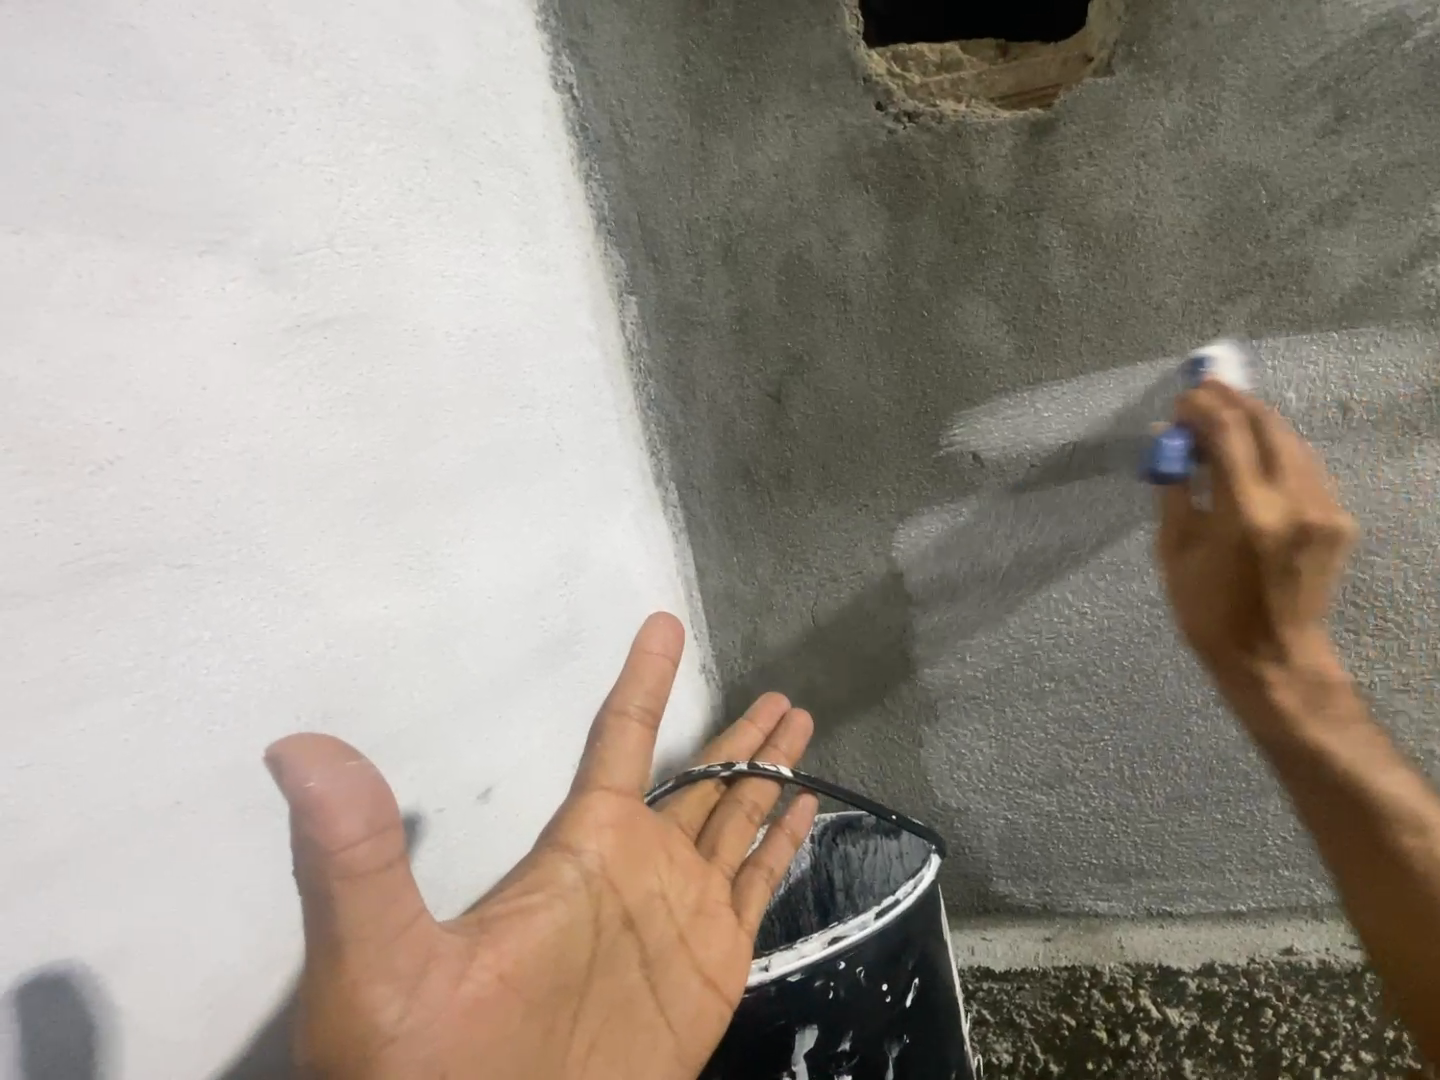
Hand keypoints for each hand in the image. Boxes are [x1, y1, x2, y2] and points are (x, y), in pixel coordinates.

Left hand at [264, 613, 817, 1079]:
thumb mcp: (376, 963)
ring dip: (771, 772)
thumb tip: (293, 746)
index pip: (623, 736)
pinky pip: (761, 880)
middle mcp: (643, 862)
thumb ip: (351, 856)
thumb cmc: (434, 1066)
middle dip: (741, 735)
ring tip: (799, 729)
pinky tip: (806, 808)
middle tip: (778, 697)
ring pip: (740, 817)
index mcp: (584, 844)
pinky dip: (785, 841)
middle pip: (704, 776)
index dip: (645, 680)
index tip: (663, 625)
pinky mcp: (717, 956)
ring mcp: (685, 908)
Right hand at [1155, 382, 1358, 692]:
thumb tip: (1170, 439)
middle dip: (1234, 400)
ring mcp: (1323, 508)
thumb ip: (1174, 489)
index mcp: (1245, 512)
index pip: (1228, 430)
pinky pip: (1308, 466)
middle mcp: (1292, 500)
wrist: (1274, 657)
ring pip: (1293, 440)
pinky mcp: (1339, 519)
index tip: (1183, 400)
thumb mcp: (1174, 553)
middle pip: (1267, 423)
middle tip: (1206, 392)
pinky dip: (1280, 450)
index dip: (1203, 405)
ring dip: (1259, 421)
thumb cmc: (1209, 612)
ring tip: (1229, 417)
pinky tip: (1259, 454)